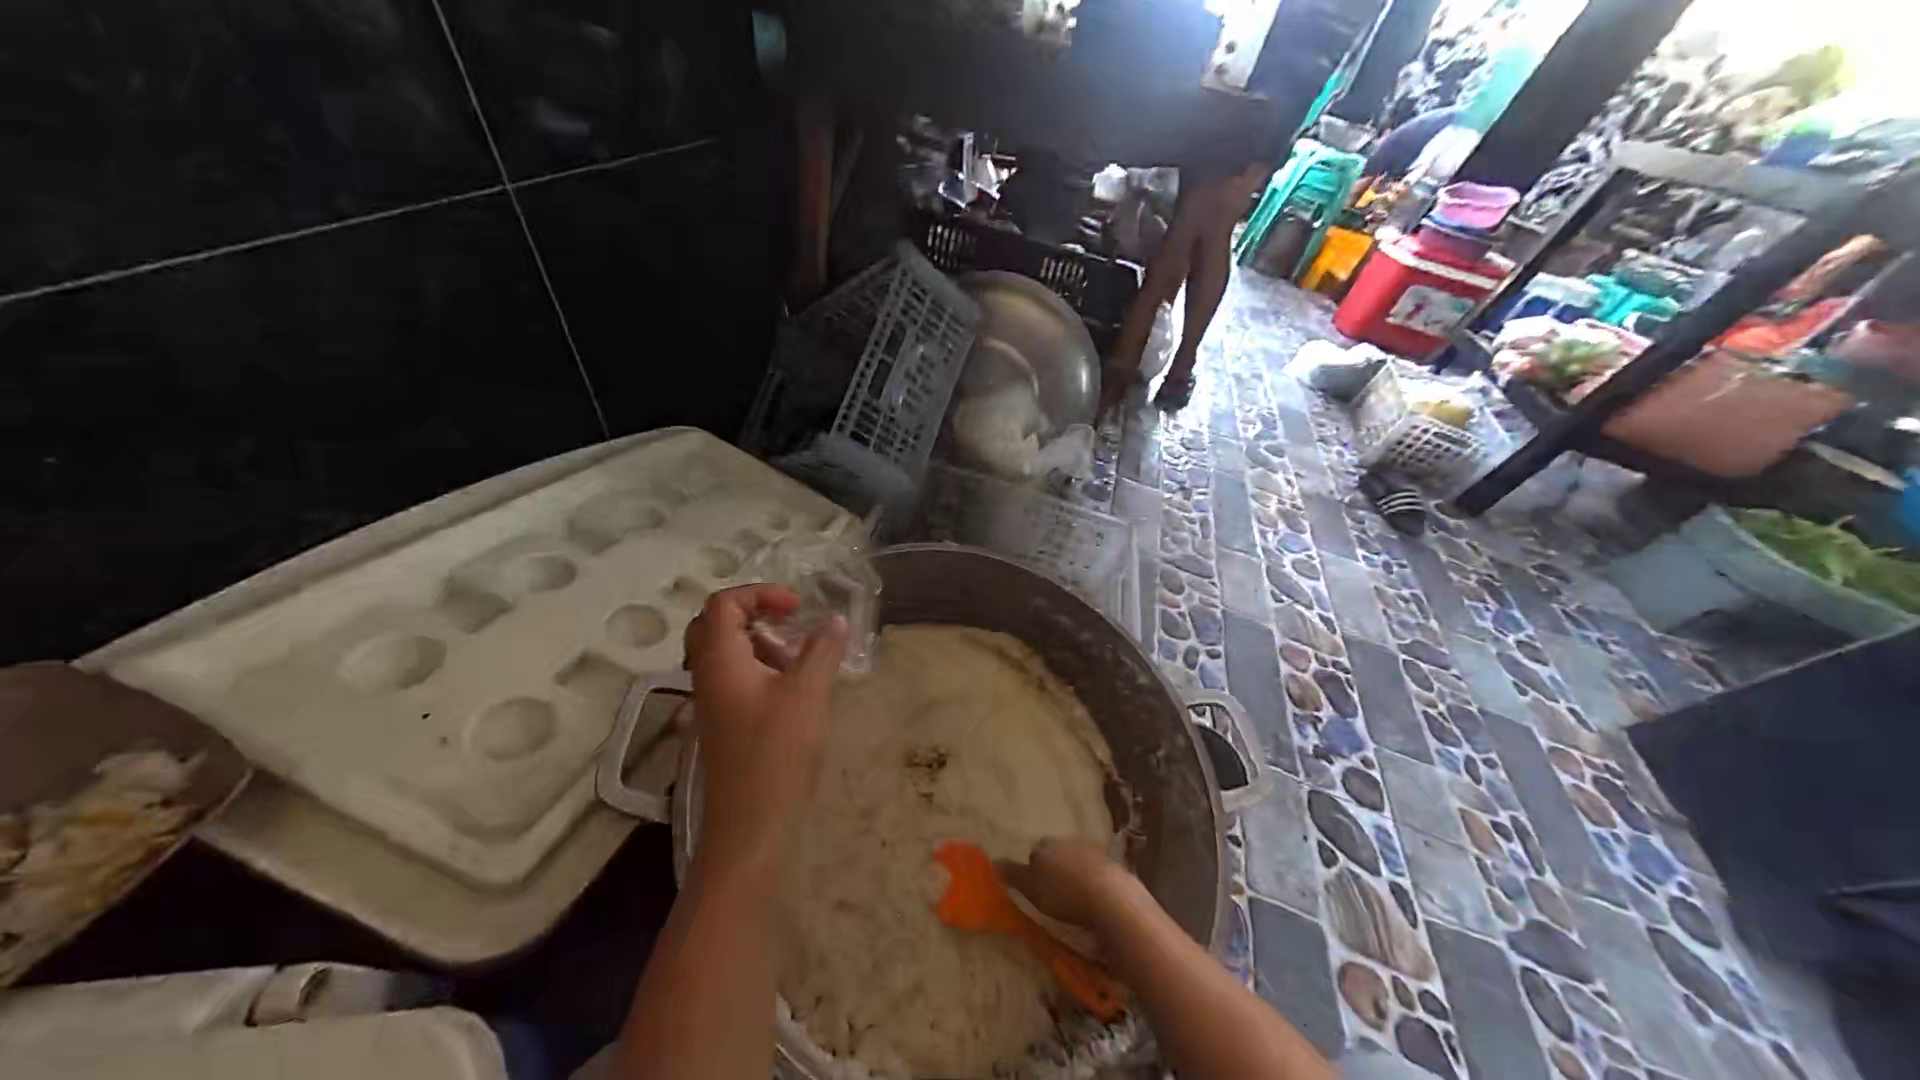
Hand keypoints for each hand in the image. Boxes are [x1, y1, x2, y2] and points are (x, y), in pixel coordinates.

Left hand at [683, 585, 846, 882]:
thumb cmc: (776, 753)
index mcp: (719, 660)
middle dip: (755, 614)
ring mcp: (713, 702)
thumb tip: (836, 620)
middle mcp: (707, 676)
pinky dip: (762, 669)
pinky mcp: (725, 724)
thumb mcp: (807, 694)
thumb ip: (821, 650)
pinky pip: (736, 680)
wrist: (750, 826)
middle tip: (790, 620)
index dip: (760, 594)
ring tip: (801, 656)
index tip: (798, 606)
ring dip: (762, 643)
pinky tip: (795, 688)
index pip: (724, 604)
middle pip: (716, 625)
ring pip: (727, 654)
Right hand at [996, 838, 1142, 930]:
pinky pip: (1097, 875)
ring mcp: (1094, 852)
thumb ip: (1012, 874)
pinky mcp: (1113, 867)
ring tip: (1075, 902)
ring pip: (1078, 863)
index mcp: (1047, 844)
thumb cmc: (1063, 893)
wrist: (1111, 898)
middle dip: (1055, 871)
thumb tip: (994, 862)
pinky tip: (1094, 903)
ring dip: (1076, 877)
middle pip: (1057, 855)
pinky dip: (1094, 885)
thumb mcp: (1030, 887)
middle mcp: (1070, 842)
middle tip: (1055, 896)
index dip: (1034, 870)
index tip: (1036, 890)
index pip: (1035, 851)